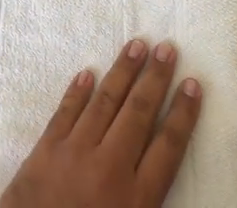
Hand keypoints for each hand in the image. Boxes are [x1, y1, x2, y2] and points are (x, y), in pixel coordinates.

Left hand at [0, 39, 203, 207]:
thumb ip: (148, 200)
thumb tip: (164, 165)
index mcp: (136, 200)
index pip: (168, 146)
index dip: (183, 113)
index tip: (193, 83)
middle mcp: (109, 169)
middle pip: (138, 114)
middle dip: (155, 78)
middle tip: (167, 47)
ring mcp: (74, 156)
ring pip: (104, 103)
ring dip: (123, 72)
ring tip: (137, 44)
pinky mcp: (43, 153)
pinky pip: (64, 114)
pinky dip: (76, 92)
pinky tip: (87, 73)